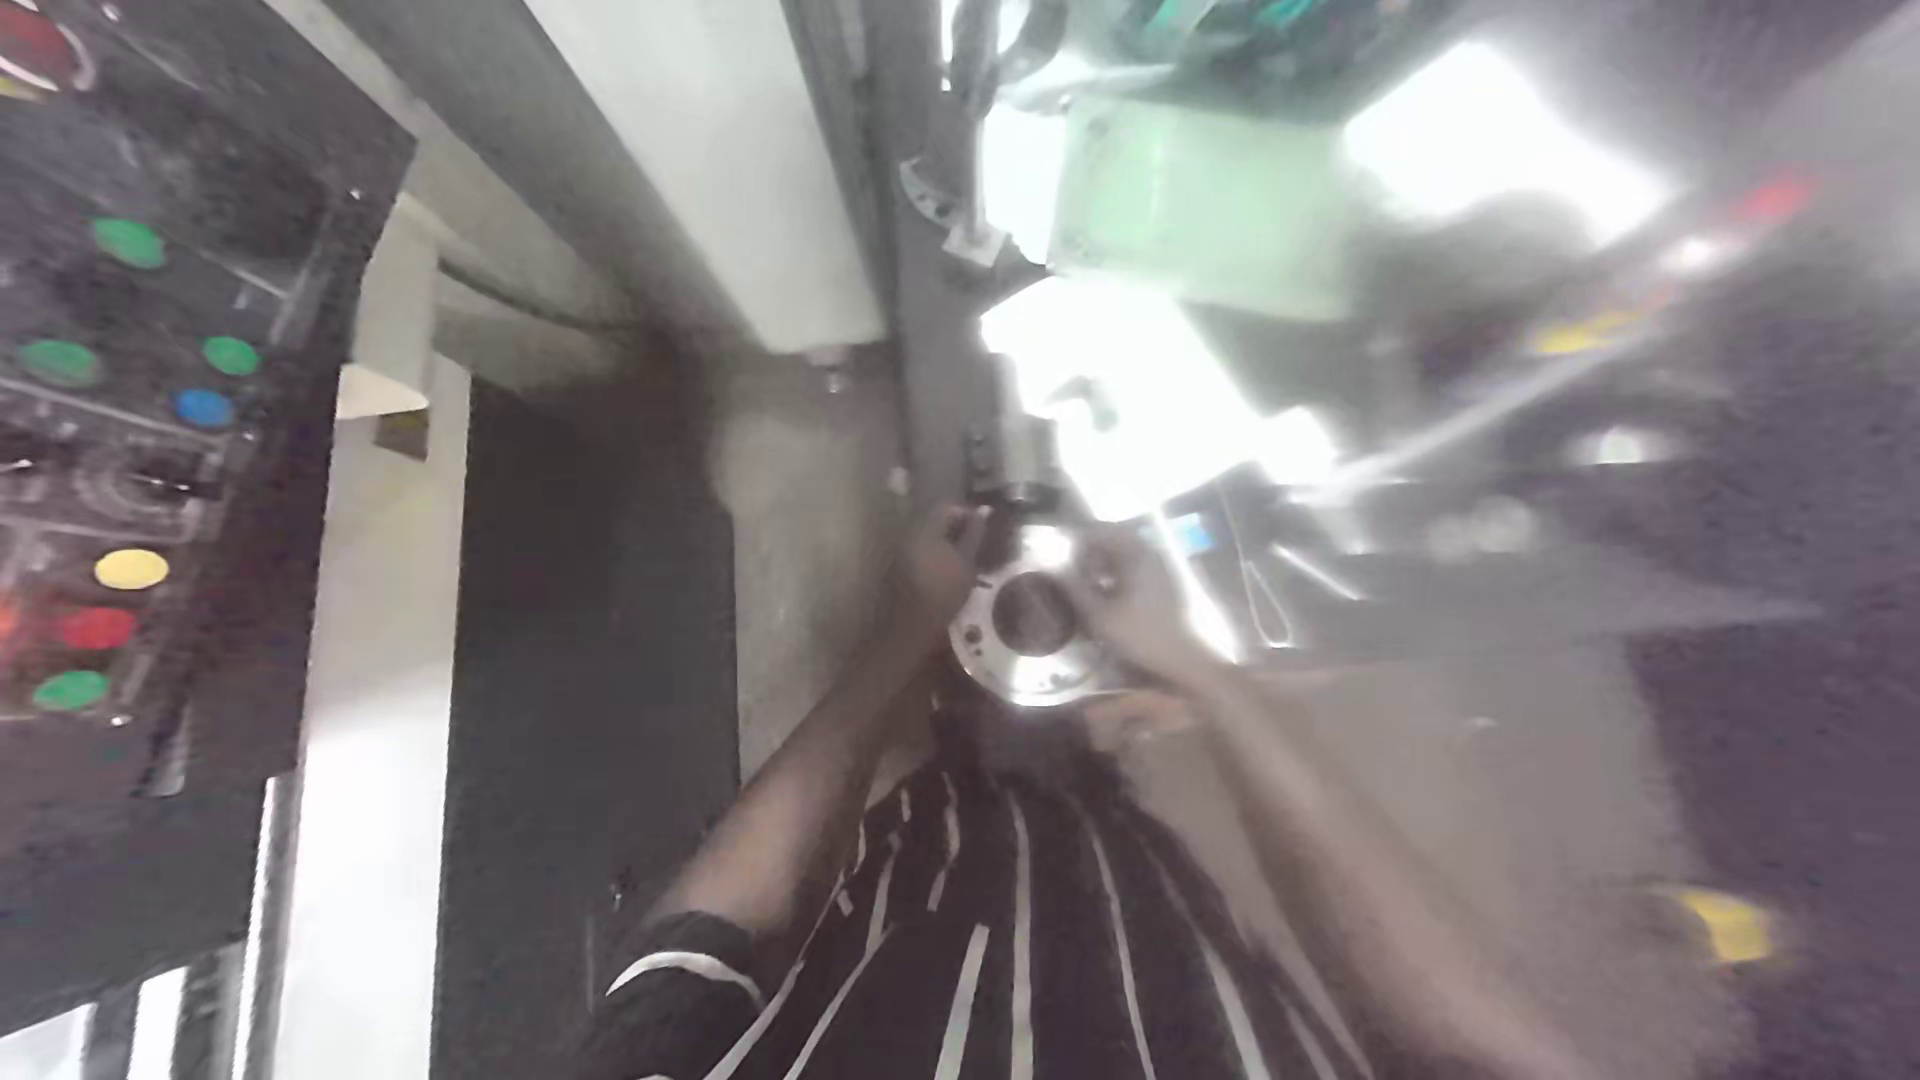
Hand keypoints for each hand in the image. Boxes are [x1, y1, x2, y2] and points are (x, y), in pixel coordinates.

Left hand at [891, 503, 990, 637]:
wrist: (915, 623)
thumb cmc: (945, 590)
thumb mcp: (967, 560)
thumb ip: (975, 533)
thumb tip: (985, 510)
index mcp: (925, 528)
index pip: (946, 507)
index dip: (967, 513)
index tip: (983, 527)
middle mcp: (910, 533)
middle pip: (935, 519)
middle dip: (957, 527)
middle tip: (977, 541)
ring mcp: (902, 549)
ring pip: (929, 534)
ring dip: (948, 540)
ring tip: (966, 555)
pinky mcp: (900, 564)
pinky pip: (921, 548)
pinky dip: (937, 551)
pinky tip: (950, 566)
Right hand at [1063, 526, 1218, 686]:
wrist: (1187, 659)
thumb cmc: (1141, 635)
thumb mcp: (1099, 615)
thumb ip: (1073, 588)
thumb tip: (1053, 568)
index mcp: (1135, 552)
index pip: (1096, 529)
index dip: (1074, 542)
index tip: (1060, 563)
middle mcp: (1150, 550)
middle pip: (1110, 537)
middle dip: (1087, 553)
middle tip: (1073, 575)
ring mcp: (1161, 565)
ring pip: (1123, 552)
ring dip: (1101, 563)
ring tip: (1088, 587)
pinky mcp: (1166, 580)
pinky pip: (1135, 565)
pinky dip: (1117, 573)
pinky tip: (1109, 596)